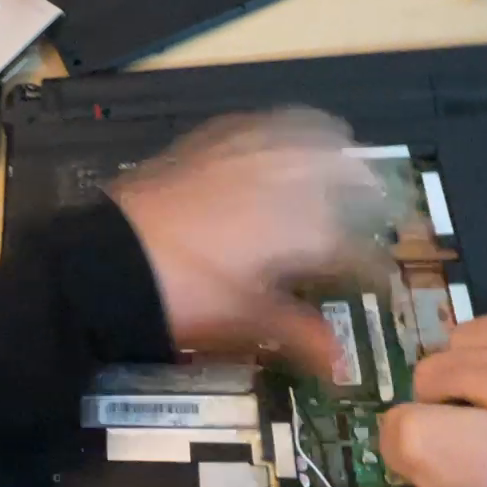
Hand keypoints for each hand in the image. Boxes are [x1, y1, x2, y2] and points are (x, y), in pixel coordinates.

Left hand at [107, 108, 389, 372]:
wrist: (110, 258)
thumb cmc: (183, 293)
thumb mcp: (244, 320)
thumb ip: (300, 335)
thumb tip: (339, 363)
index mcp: (301, 230)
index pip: (357, 250)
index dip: (373, 268)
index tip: (376, 279)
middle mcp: (283, 181)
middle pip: (345, 172)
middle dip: (365, 190)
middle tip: (370, 206)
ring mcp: (245, 154)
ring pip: (307, 133)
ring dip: (330, 148)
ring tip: (337, 158)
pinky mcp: (208, 141)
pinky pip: (258, 123)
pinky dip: (278, 130)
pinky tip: (272, 142)